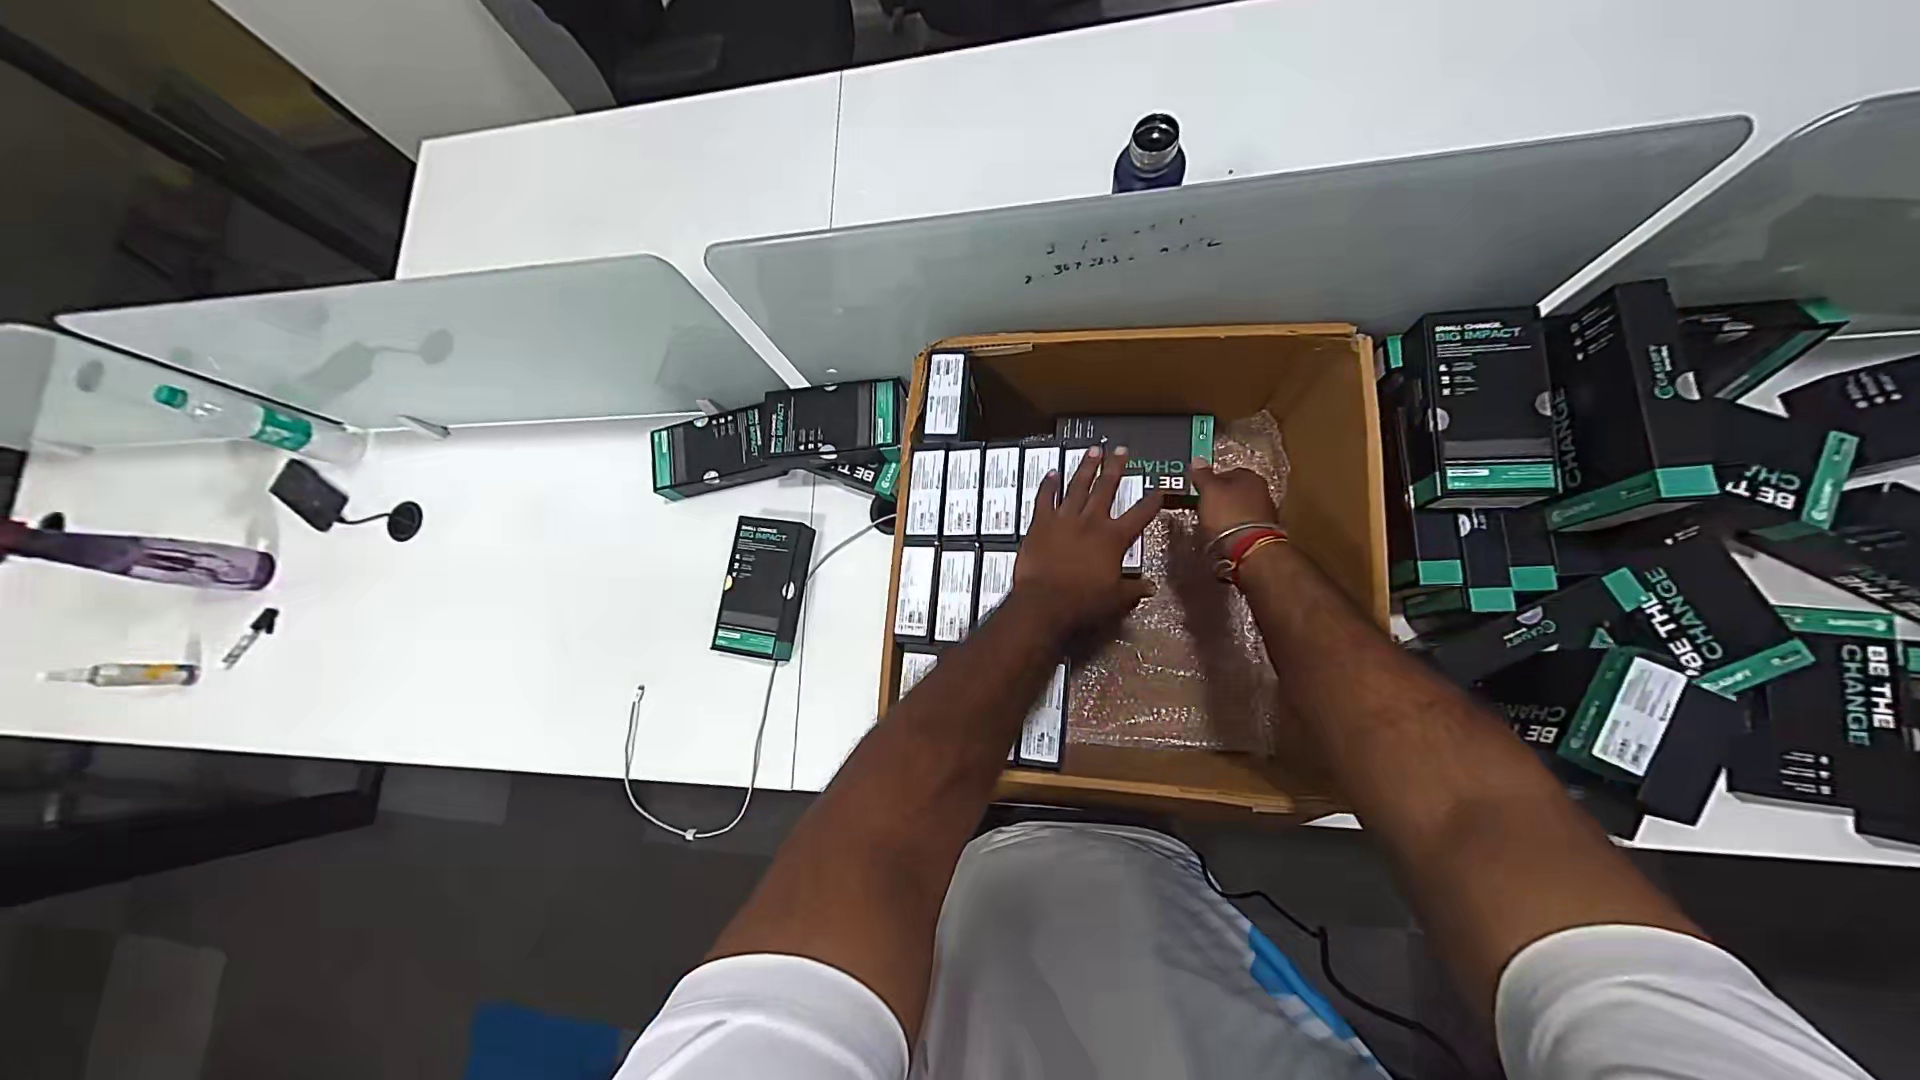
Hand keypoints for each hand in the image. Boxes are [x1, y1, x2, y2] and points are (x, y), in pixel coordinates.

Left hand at [1013, 445, 1163, 640]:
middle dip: (1116, 467)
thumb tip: (1150, 588)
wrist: (1045, 601)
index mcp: (1113, 538)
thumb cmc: (1083, 601)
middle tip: (1121, 450)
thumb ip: (1133, 589)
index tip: (1160, 488)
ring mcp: (1065, 518)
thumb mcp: (1115, 598)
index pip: (1140, 514)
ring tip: (1093, 450)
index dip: (1152, 501)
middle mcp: (1091, 521)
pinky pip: (1045, 498)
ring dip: (1086, 467)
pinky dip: (1049, 485)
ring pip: (1078, 485)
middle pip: (1107, 487)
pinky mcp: (1041, 522)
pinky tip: (1052, 473)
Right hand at [1188, 458, 1278, 543]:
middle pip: (1234, 490)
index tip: (1199, 492)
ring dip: (1228, 512)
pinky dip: (1234, 526)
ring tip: (1213, 523)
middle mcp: (1262, 490)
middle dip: (1220, 498)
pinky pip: (1243, 523)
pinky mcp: (1264, 530)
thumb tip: (1198, 460)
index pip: (1226, 472)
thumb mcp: (1208, 491)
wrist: (1249, 547)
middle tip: (1204, 507)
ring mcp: (1265, 511)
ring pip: (1239, 507)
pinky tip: (1225, 533)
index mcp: (1249, 476)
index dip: (1210, 482)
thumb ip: (1203, 475)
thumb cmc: (1227, 513)